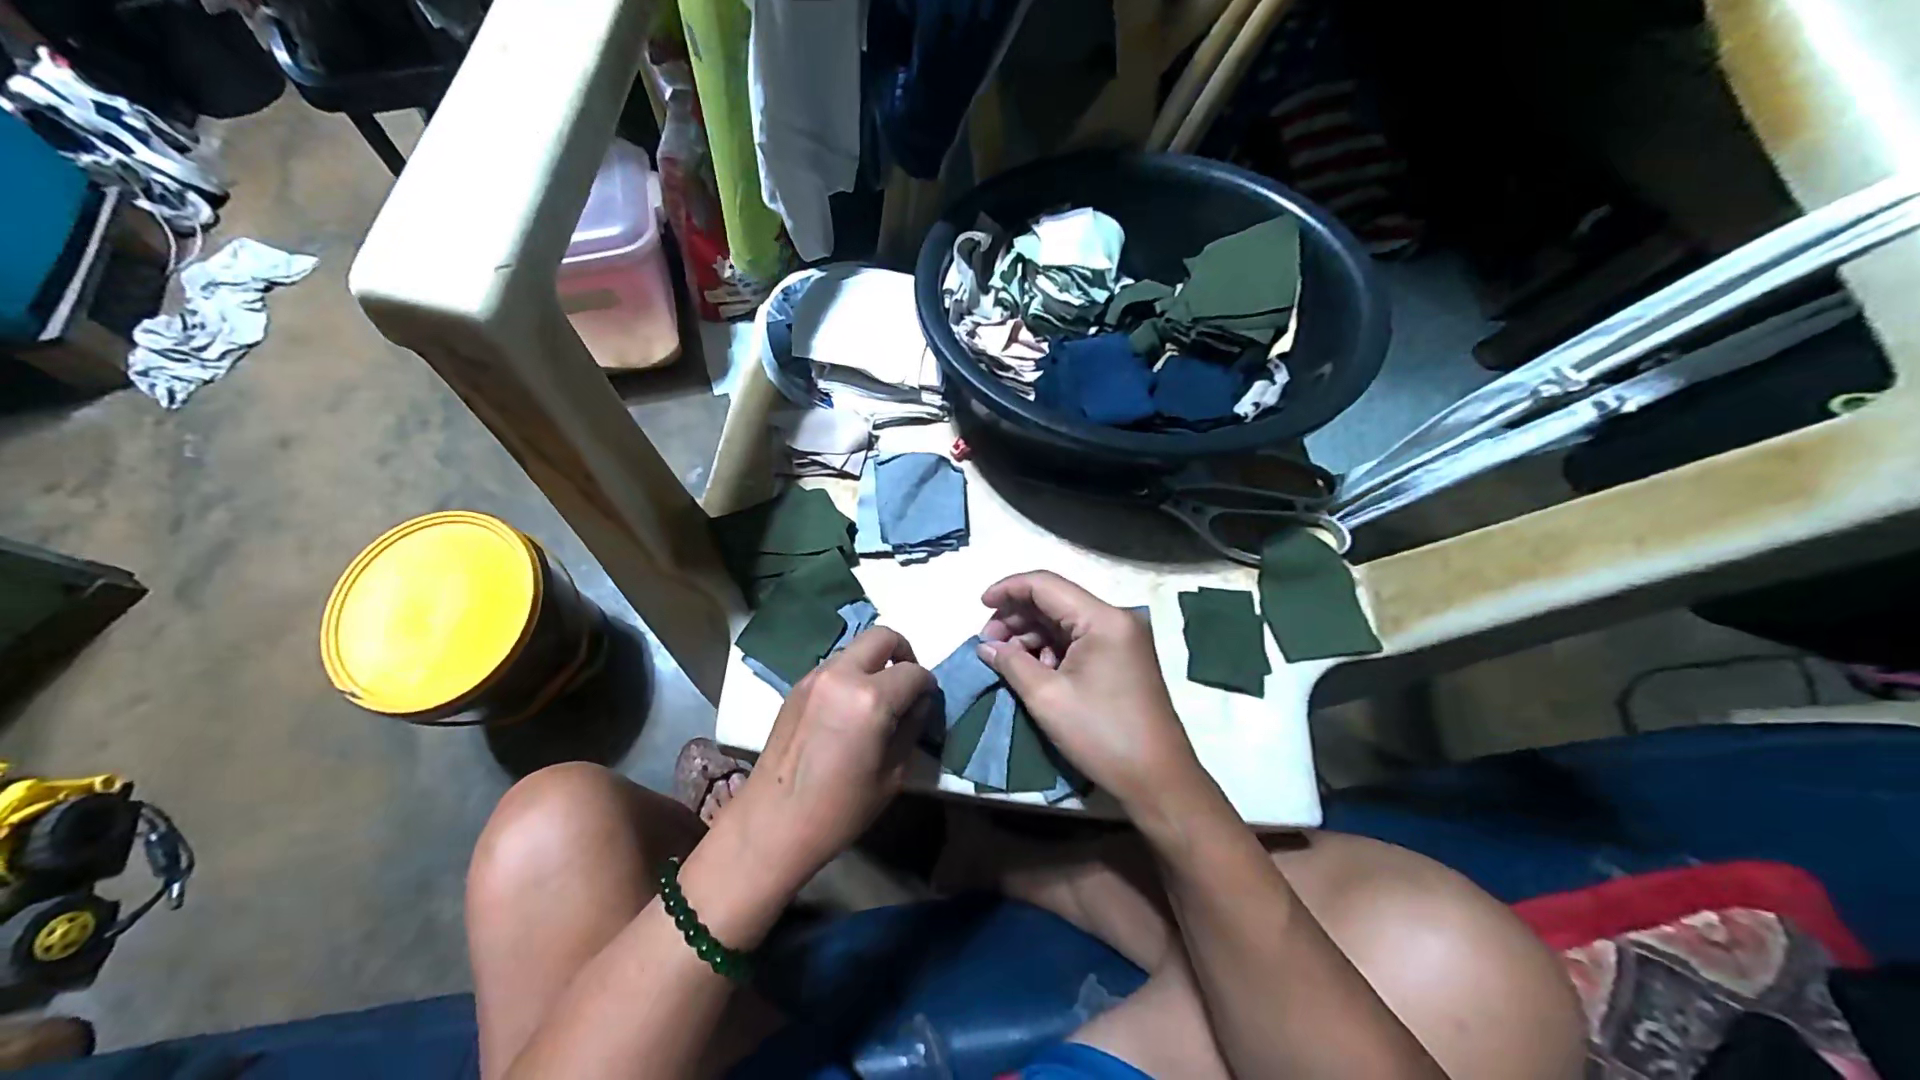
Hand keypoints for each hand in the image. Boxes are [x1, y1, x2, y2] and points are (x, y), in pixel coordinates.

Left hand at [721, 627, 933, 887]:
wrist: (774, 823)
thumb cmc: (841, 808)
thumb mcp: (893, 773)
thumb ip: (911, 727)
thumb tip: (918, 703)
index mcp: (870, 698)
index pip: (914, 672)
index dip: (927, 687)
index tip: (926, 704)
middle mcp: (841, 675)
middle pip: (882, 637)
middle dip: (903, 653)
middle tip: (906, 684)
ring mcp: (814, 677)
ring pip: (855, 649)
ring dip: (873, 663)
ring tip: (876, 700)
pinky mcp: (796, 687)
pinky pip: (834, 666)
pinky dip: (850, 675)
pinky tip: (848, 710)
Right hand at [975, 571, 1205, 811]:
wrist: (1157, 779)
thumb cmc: (1101, 735)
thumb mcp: (1047, 697)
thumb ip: (1011, 662)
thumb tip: (986, 646)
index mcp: (1103, 619)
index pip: (1045, 585)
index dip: (1008, 589)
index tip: (980, 606)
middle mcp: (1116, 620)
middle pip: (1055, 600)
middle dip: (1016, 617)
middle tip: (988, 644)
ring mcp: (1121, 639)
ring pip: (1064, 621)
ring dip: (1031, 634)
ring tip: (1004, 659)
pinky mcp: (1121, 659)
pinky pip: (1078, 640)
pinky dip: (1050, 649)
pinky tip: (1031, 668)